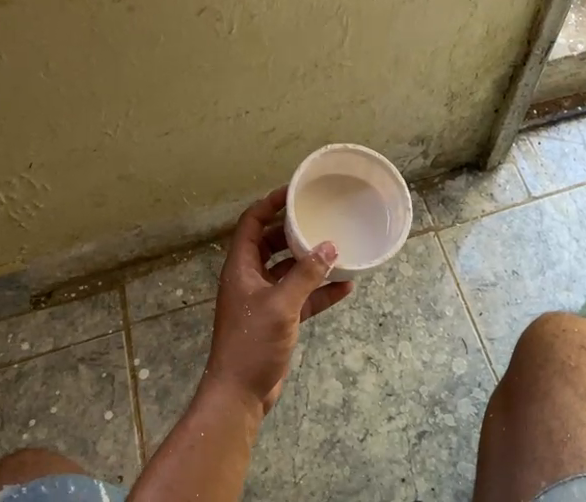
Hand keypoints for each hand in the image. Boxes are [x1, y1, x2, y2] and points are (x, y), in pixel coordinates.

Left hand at [202, 187, 352, 415]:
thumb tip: (329, 246)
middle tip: (320, 217)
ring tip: (337, 248)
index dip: (269, 204)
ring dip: (310, 261)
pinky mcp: (278, 320)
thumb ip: (305, 275)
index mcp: (241, 267)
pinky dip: (319, 291)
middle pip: (271, 242)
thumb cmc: (251, 343)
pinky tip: (346, 286)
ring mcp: (264, 299)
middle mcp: (250, 278)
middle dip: (294, 231)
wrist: (239, 395)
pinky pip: (301, 296)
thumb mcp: (281, 305)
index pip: (252, 223)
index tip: (294, 191)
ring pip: (288, 270)